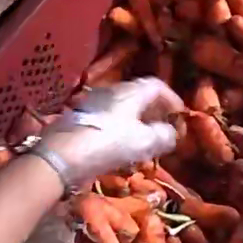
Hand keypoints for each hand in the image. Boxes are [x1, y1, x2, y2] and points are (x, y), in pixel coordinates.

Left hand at [29, 77, 183, 189]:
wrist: (62, 156)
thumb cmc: (108, 143)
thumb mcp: (144, 142)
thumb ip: (163, 135)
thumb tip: (171, 133)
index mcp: (130, 91)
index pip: (157, 85)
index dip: (172, 99)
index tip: (180, 116)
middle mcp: (111, 92)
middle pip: (139, 97)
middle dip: (155, 113)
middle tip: (164, 131)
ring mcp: (93, 105)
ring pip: (123, 110)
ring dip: (137, 124)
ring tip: (146, 144)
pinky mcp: (80, 121)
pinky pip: (108, 122)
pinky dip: (120, 132)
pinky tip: (121, 150)